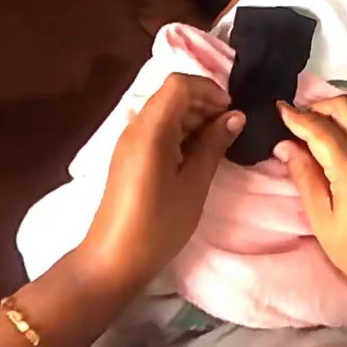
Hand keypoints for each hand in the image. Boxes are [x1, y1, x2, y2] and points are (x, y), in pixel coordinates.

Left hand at [78, 73, 242, 295]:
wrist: (111, 262)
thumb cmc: (157, 225)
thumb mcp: (193, 185)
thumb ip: (214, 145)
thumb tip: (235, 117)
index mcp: (151, 129)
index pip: (179, 84)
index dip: (208, 89)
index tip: (230, 111)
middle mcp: (136, 126)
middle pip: (171, 94)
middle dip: (203, 102)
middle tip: (228, 128)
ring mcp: (130, 140)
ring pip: (165, 109)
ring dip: (193, 116)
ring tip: (217, 142)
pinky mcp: (129, 154)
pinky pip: (157, 127)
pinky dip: (180, 130)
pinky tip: (196, 154)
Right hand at [276, 98, 346, 308]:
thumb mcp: (321, 218)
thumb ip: (304, 176)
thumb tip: (284, 145)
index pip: (321, 129)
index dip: (297, 116)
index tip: (278, 108)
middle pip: (346, 107)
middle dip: (318, 105)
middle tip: (296, 118)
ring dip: (333, 110)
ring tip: (310, 125)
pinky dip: (345, 119)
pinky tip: (330, 136)